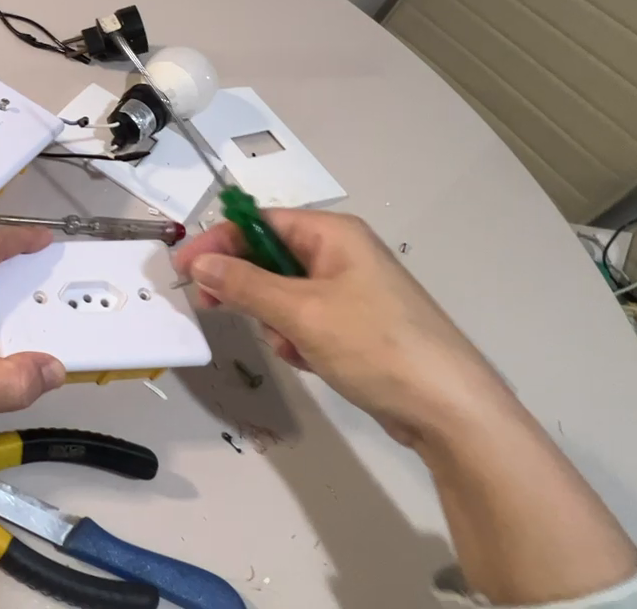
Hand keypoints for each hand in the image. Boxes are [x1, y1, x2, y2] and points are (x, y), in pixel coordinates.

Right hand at [174, 209, 511, 446]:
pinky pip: (304, 319)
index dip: (218, 241)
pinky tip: (308, 359)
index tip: (183, 268)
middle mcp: (341, 254)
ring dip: (273, 318)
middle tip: (212, 307)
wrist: (452, 413)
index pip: (258, 223)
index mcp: (333, 234)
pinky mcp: (356, 325)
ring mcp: (351, 291)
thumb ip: (243, 284)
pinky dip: (295, 337)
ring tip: (289, 345)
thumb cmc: (376, 346)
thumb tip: (199, 263)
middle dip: (244, 285)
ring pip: (283, 292)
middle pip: (268, 257)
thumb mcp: (300, 312)